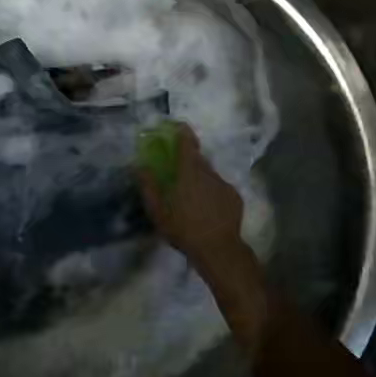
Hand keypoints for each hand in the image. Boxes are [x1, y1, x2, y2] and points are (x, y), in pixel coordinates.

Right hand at [137, 121, 246, 270]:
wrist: (219, 249)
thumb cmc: (184, 230)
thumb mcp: (158, 212)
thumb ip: (148, 187)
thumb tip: (140, 167)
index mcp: (189, 173)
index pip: (187, 144)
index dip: (182, 133)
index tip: (177, 126)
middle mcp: (209, 173)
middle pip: (198, 159)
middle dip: (188, 160)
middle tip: (178, 169)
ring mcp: (224, 184)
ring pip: (209, 174)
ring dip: (199, 179)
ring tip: (191, 195)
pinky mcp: (235, 197)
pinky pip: (219, 188)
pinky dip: (211, 192)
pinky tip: (205, 207)